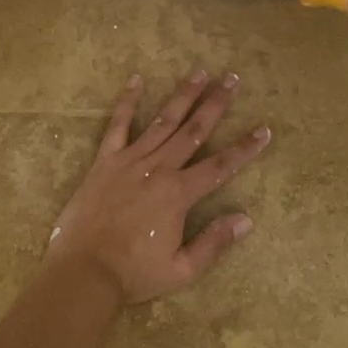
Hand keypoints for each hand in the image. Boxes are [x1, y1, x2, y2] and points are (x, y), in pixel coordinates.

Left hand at [43, 70, 270, 304]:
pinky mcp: (105, 161)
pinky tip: (136, 80)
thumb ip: (213, 243)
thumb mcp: (181, 270)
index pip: (221, 166)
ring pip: (163, 122)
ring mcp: (130, 161)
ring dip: (183, 96)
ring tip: (199, 73)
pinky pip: (118, 125)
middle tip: (232, 79)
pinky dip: (127, 101)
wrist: (83, 272)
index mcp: (179, 194)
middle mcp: (158, 169)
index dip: (245, 148)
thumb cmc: (134, 275)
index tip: (264, 129)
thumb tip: (246, 219)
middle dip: (216, 104)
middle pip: (194, 131)